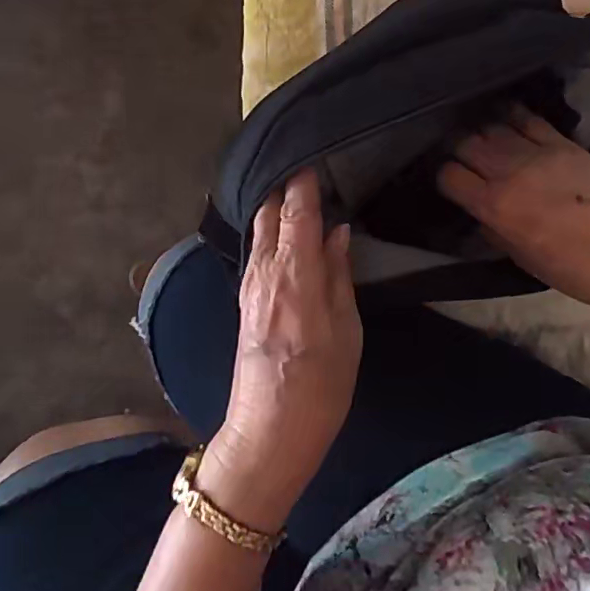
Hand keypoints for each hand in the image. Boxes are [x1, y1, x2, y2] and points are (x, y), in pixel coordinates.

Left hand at [200, 170, 360, 532]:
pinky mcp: (243, 298)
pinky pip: (256, 249)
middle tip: (312, 172)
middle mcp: (264, 269)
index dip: (304, 180)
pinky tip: (287, 232)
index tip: (317, 158)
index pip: (295, 209)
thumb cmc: (319, 385)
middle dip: (285, 185)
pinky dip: (270, 230)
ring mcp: (248, 283)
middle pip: (268, 210)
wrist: (268, 432)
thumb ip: (339, 274)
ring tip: (302, 195)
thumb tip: (337, 231)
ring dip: (275, 205)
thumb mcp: (346, 331)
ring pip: (258, 227)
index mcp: (295, 273)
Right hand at [437, 105, 589, 305]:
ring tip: (481, 139)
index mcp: (495, 206)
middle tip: (461, 158)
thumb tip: (478, 210)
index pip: (449, 175)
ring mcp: (537, 153)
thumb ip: (492, 228)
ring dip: (480, 132)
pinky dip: (511, 115)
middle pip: (464, 143)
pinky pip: (527, 118)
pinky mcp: (563, 144)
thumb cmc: (571, 269)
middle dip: (456, 150)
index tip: (451, 183)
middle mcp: (509, 173)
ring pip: (491, 126)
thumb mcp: (518, 257)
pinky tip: (505, 119)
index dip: (444, 177)